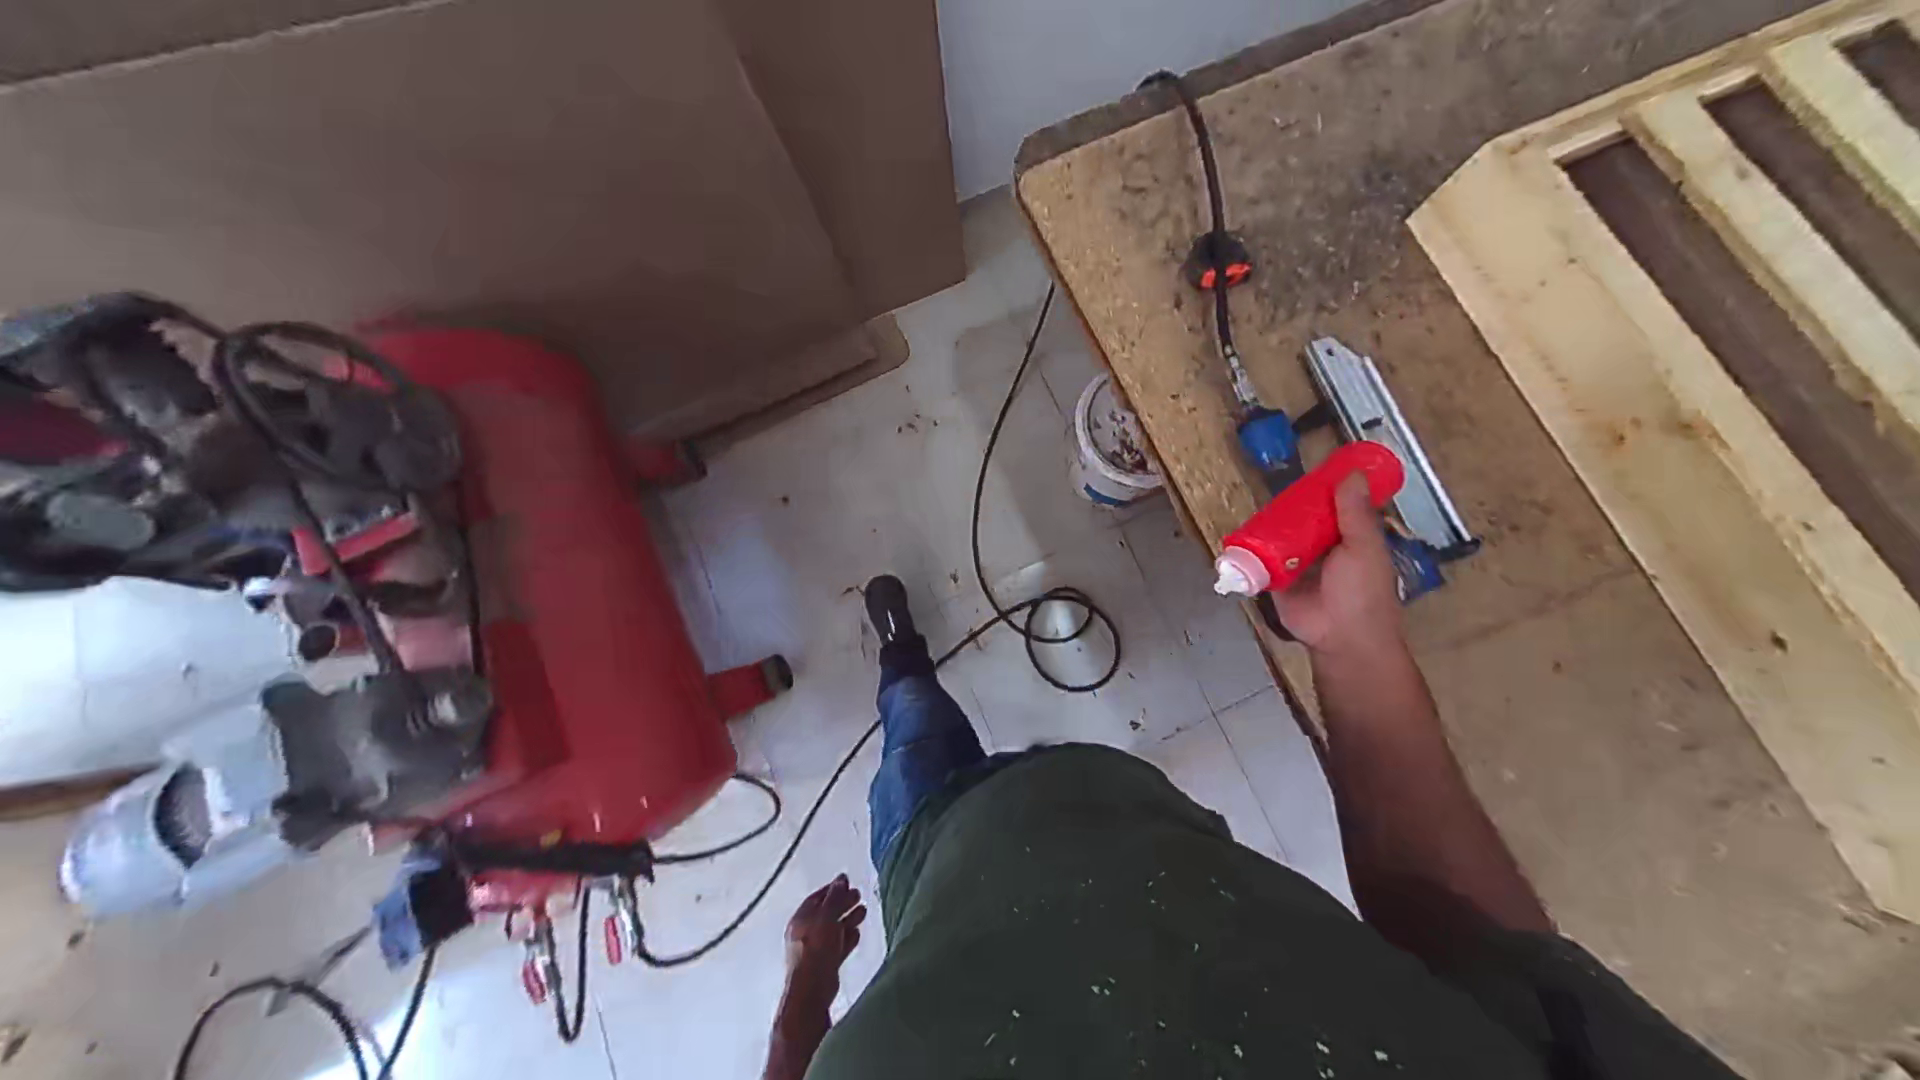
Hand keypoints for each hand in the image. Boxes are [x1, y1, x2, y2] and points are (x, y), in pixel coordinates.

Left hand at [784, 874, 865, 983]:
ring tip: (863, 911)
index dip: (833, 888)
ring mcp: (814, 949)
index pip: (817, 897)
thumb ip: (835, 897)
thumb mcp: (827, 916)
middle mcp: (805, 932)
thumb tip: (841, 878)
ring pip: (833, 929)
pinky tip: (857, 934)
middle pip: (826, 912)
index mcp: (801, 918)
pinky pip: (837, 946)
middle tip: (858, 894)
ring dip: (848, 919)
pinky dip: (847, 937)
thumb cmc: (816, 948)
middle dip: (842, 903)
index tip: (847, 882)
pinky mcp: (824, 964)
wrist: (812, 989)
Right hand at [1268, 473, 1404, 655]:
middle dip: (1291, 507)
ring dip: (1270, 526)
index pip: (1336, 508)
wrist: (1339, 635)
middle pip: (1303, 520)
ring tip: (1257, 508)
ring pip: (1280, 537)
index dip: (1325, 491)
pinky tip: (1242, 534)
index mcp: (1350, 538)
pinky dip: (1252, 548)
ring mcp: (1297, 564)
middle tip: (1276, 490)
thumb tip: (1352, 474)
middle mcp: (1322, 548)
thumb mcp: (1364, 547)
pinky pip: (1261, 559)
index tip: (1311, 472)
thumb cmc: (1362, 592)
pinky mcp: (1274, 578)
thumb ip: (1355, 514)